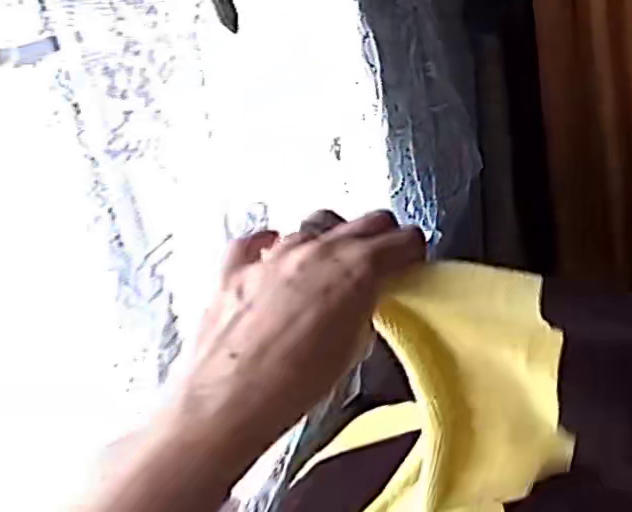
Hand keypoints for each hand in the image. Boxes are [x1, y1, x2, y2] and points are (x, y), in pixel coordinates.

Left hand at [79, 210, 425, 511]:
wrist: (217, 413)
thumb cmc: (297, 386)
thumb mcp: (357, 339)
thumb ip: (374, 299)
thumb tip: (381, 287)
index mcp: (361, 264)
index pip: (407, 236)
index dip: (415, 251)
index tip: (415, 264)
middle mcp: (321, 249)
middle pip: (370, 217)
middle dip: (380, 236)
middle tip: (379, 261)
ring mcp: (275, 256)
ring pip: (319, 218)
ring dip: (330, 234)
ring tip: (329, 260)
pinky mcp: (234, 272)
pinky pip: (258, 238)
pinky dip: (270, 244)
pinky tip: (276, 261)